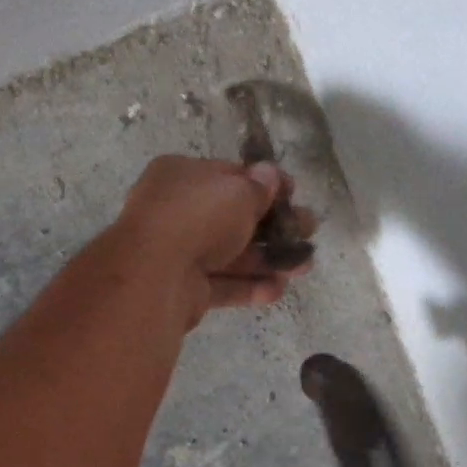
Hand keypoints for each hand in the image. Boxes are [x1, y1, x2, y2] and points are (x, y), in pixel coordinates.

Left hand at [114, 155, 315, 313]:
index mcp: (182, 176)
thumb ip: (259, 187)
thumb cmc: (198, 216)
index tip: (294, 194)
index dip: (264, 185)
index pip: (229, 177)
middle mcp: (177, 212)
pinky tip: (278, 290)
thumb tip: (271, 176)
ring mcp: (180, 253)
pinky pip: (222, 285)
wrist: (157, 273)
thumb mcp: (237, 192)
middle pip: (233, 219)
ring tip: (304, 267)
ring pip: (231, 255)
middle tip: (309, 232)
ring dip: (268, 261)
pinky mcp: (185, 290)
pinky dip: (249, 287)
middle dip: (274, 227)